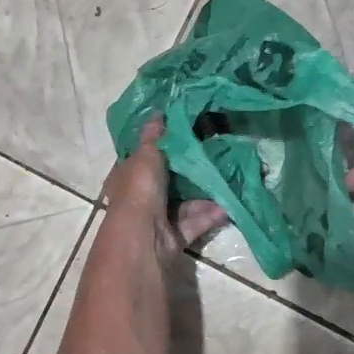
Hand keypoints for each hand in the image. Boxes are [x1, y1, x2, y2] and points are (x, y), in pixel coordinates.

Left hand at [102, 118, 227, 257]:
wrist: (142, 240)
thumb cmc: (139, 190)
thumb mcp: (145, 156)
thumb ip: (154, 137)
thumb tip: (158, 113)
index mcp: (126, 176)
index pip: (141, 156)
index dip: (158, 144)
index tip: (182, 132)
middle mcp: (139, 197)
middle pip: (166, 180)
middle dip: (187, 170)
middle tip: (212, 154)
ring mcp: (155, 219)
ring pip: (183, 203)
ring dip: (203, 195)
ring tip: (226, 180)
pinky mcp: (172, 238)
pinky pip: (193, 223)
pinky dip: (209, 216)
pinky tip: (227, 206)